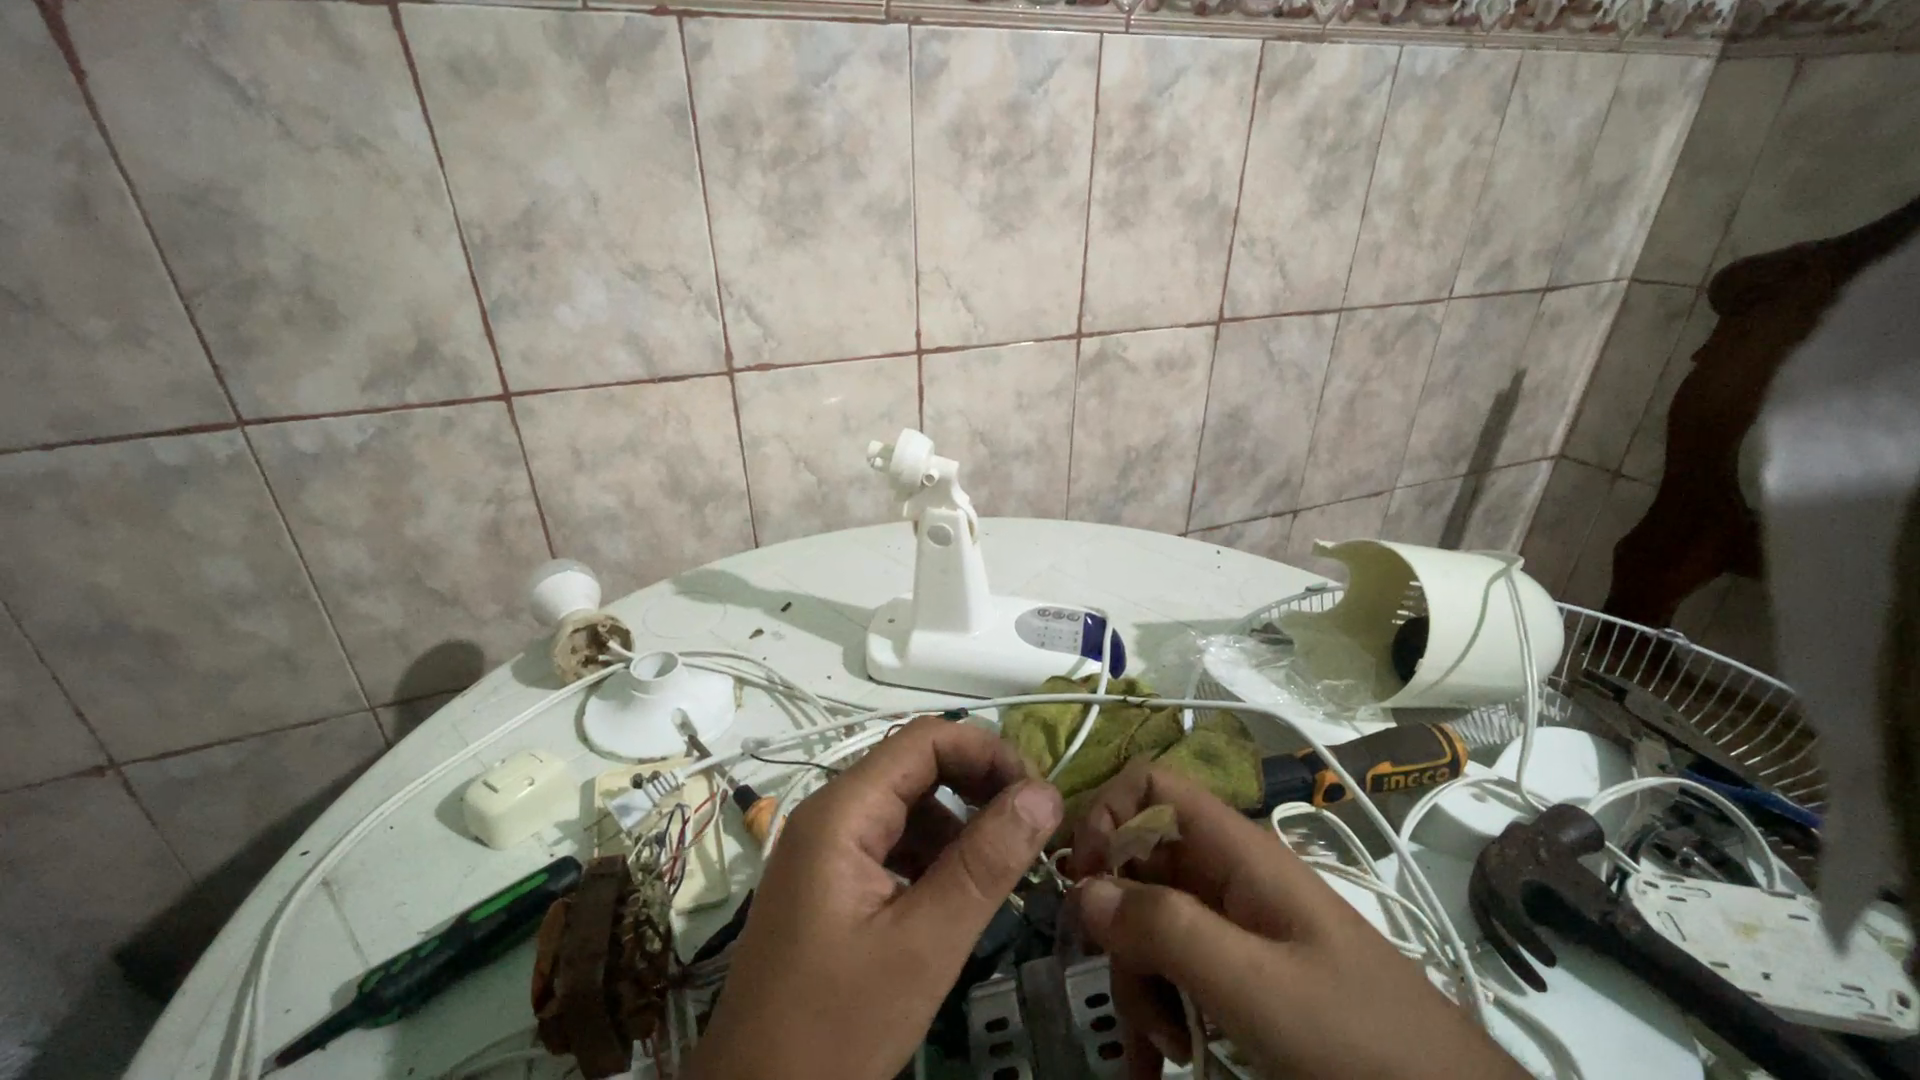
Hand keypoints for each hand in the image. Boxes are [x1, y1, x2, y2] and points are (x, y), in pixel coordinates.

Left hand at [684, 717, 1062, 1079]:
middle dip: (978, 787)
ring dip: (960, 827)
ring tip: (1004, 871)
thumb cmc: (837, 1025)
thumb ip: (986, 863)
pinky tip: (959, 897)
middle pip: (914, 769)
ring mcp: (825, 852)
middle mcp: (829, 817)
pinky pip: (892, 847)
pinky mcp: (830, 886)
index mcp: (840, 814)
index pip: (923, 740)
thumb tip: (1045, 793)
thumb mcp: (924, 945)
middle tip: (1031, 830)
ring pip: (907, 809)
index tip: (1038, 795)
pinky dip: (934, 859)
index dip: (986, 752)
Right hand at [1064, 762, 1526, 1079]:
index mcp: (1238, 852)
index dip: (1106, 817)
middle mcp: (1229, 878)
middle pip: (1139, 867)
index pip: (1152, 787)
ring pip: (1149, 926)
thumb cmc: (1357, 1036)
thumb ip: (1166, 929)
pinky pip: (1176, 973)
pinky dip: (1157, 1011)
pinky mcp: (1241, 975)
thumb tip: (1083, 888)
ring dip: (1136, 984)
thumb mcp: (1256, 985)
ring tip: (1158, 1051)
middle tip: (1131, 998)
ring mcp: (1235, 928)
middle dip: (1118, 931)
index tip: (1082, 883)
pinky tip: (1159, 1060)